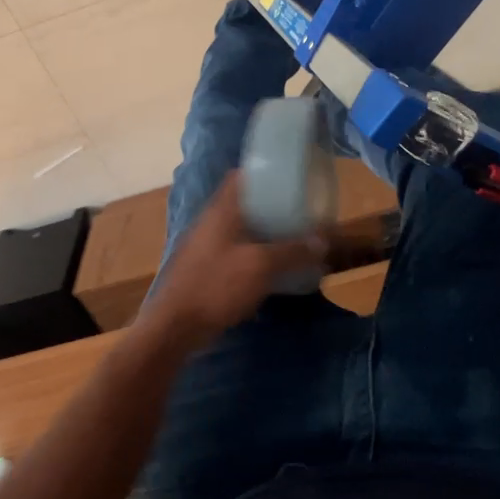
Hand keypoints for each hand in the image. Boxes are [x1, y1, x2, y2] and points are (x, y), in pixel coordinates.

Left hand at [139, 173, 325, 349]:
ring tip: (294, 237)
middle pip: (244, 203)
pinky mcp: (207, 268)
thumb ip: (293, 251)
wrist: (176, 325)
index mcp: (221, 210)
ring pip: (241, 229)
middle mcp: (212, 222)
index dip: (264, 173)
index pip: (240, 176)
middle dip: (272, 205)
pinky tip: (274, 266)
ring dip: (265, 231)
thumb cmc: (217, 285)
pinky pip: (237, 251)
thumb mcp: (261, 266)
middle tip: (301, 210)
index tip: (290, 178)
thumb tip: (323, 240)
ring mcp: (206, 245)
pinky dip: (256, 252)